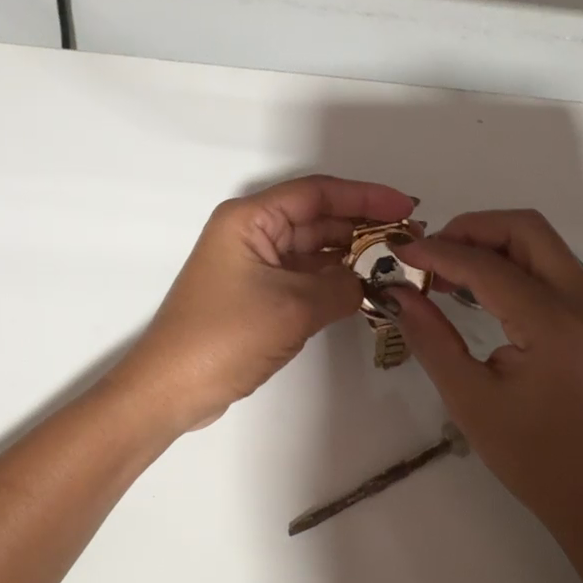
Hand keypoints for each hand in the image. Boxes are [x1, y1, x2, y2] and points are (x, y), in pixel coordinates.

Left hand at [112, 175, 414, 433]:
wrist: (172, 388)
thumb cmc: (225, 336)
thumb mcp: (293, 308)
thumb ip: (340, 286)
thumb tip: (368, 280)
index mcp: (250, 219)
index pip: (317, 193)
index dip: (365, 197)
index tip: (406, 208)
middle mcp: (250, 233)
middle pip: (315, 217)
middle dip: (362, 226)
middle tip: (411, 238)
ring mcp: (252, 265)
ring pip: (311, 248)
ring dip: (350, 254)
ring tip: (397, 261)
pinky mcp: (255, 294)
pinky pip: (302, 275)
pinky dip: (332, 279)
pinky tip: (364, 286)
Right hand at [383, 210, 582, 523]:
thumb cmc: (533, 458)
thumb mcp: (469, 399)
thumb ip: (430, 337)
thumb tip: (396, 292)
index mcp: (556, 327)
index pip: (488, 266)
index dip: (439, 253)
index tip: (399, 253)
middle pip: (527, 229)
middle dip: (472, 230)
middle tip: (430, 253)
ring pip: (542, 243)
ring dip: (492, 244)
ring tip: (447, 270)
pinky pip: (552, 268)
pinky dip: (513, 264)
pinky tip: (479, 288)